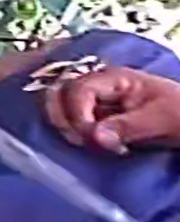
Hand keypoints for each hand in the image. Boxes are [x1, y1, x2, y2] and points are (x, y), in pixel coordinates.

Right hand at [41, 67, 179, 153]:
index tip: (89, 135)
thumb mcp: (166, 121)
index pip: (77, 89)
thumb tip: (94, 138)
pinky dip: (70, 129)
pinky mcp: (90, 112)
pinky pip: (65, 116)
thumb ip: (129, 126)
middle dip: (64, 119)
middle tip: (82, 141)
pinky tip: (87, 141)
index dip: (76, 111)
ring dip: (65, 125)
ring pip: (55, 106)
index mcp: (113, 78)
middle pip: (57, 95)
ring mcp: (90, 98)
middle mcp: (94, 84)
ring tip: (88, 143)